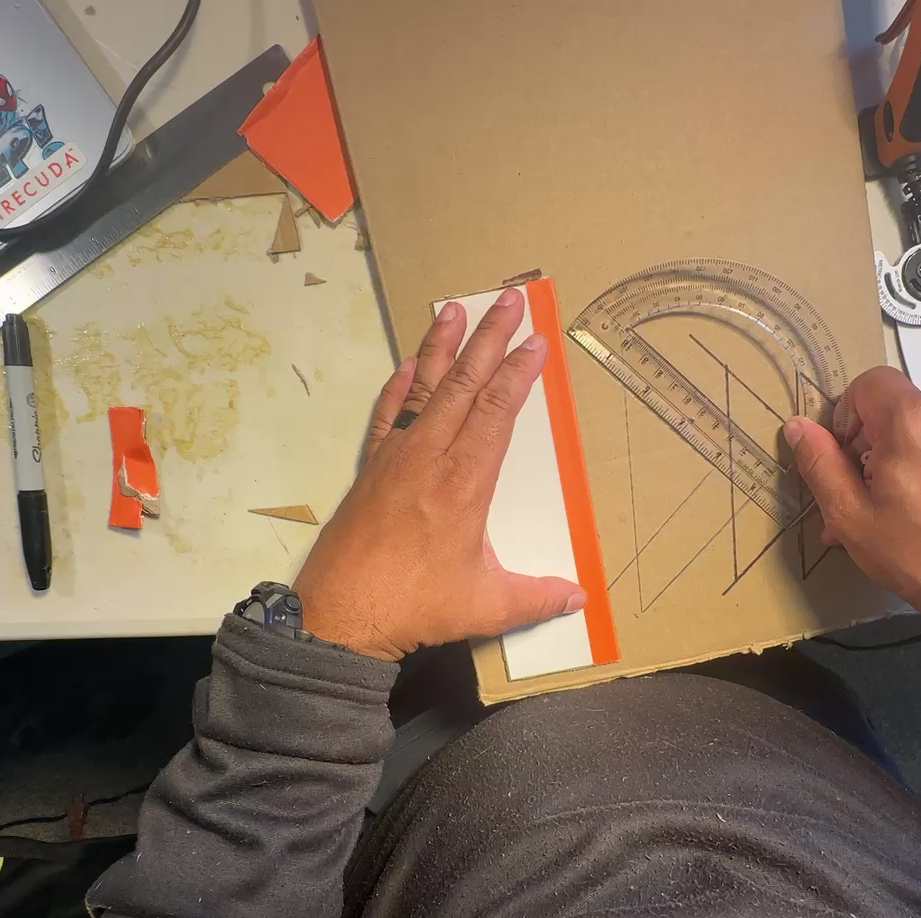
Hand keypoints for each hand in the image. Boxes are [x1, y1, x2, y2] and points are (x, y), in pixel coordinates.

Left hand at [294, 290, 585, 660]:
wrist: (340, 615)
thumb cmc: (415, 606)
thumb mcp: (485, 606)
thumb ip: (536, 598)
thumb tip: (579, 597)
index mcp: (465, 482)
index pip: (498, 412)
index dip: (519, 373)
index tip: (536, 342)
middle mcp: (430, 457)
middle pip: (465, 384)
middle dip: (489, 338)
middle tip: (507, 300)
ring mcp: (396, 458)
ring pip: (424, 389)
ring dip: (442, 347)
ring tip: (453, 308)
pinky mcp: (371, 469)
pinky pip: (387, 416)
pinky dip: (399, 387)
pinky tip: (407, 366)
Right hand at [783, 367, 920, 625]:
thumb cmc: (917, 554)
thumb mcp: (850, 514)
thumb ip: (819, 463)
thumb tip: (797, 427)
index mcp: (915, 419)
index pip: (868, 383)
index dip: (845, 414)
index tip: (842, 458)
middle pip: (892, 407)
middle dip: (865, 444)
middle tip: (853, 496)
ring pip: (916, 427)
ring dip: (890, 459)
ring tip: (881, 511)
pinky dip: (919, 465)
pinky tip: (912, 509)